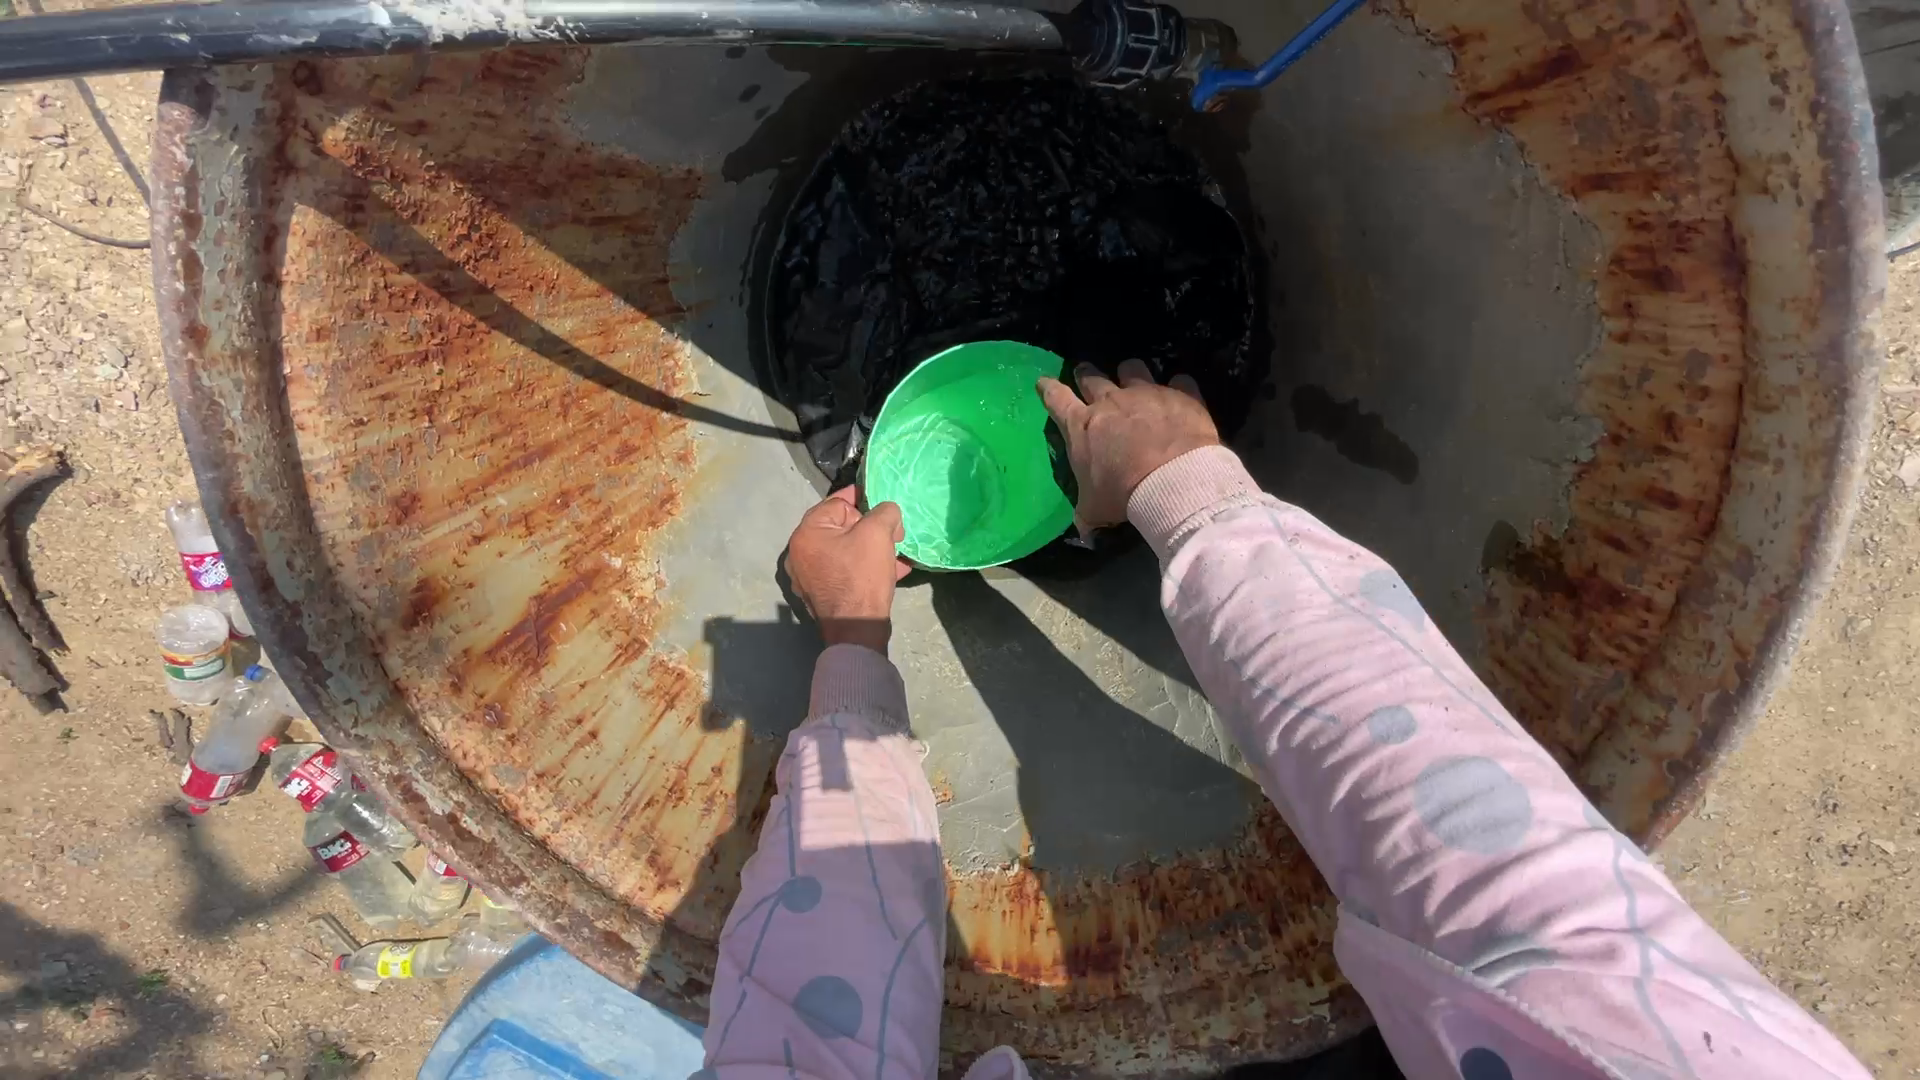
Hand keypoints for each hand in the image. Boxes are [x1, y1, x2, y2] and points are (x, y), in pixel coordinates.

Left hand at [784, 487, 911, 652]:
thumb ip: (885, 511)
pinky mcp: (820, 595)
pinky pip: (845, 571)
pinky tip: (891, 571)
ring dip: (871, 549)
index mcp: (806, 533)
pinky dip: (865, 568)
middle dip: (870, 529)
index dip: (864, 503)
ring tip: (896, 553)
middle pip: (841, 528)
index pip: (838, 503)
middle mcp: (800, 553)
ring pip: (845, 551)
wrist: (856, 628)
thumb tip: (888, 512)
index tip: (884, 509)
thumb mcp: (878, 533)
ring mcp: (808, 576)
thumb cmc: (862, 576)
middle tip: (893, 534)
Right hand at [1036, 359, 1220, 533]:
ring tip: (1132, 375)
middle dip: (1086, 374)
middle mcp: (1111, 402)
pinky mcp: (1180, 395)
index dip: (1048, 389)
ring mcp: (1146, 393)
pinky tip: (1181, 393)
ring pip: (1133, 369)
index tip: (1044, 382)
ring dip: (1130, 372)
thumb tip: (1084, 533)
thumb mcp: (1094, 509)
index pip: (1056, 399)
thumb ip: (1087, 515)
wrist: (1173, 480)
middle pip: (1092, 378)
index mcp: (1082, 426)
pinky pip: (1179, 382)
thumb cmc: (1123, 493)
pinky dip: (1178, 387)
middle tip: (1085, 372)